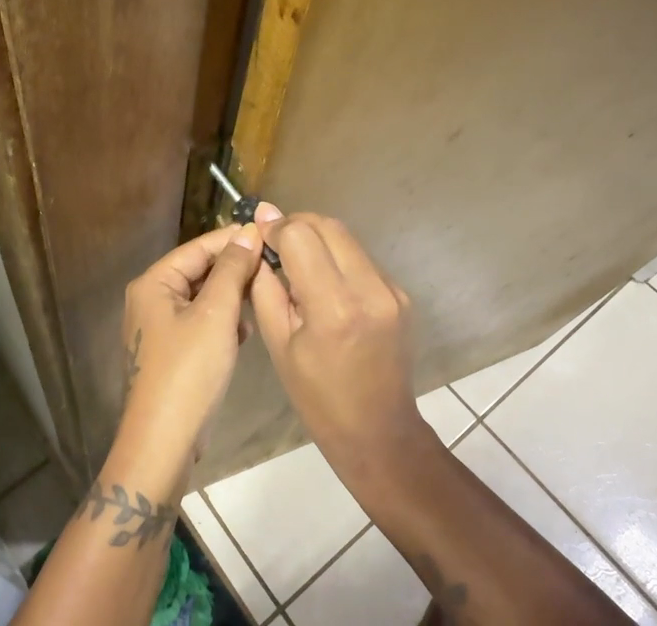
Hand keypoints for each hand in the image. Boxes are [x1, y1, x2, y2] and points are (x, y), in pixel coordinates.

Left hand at [114, 224, 264, 473]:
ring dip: (232, 298)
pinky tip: (246, 332)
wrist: (165, 440)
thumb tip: (248, 233)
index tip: (269, 235)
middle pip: (198, 272)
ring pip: (202, 299)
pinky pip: (201, 324)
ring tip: (263, 299)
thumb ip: (232, 270)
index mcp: (153, 283)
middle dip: (234, 271)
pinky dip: (223, 323)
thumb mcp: (216, 314)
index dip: (232, 240)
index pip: (197, 247)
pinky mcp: (172, 353)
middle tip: (274, 268)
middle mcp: (150, 300)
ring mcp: (159, 328)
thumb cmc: (189, 370)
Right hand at [249, 206, 423, 461]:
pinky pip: (360, 258)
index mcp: (333, 308)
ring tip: (294, 262)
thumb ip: (264, 286)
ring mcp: (390, 291)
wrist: (378, 432)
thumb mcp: (277, 343)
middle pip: (327, 226)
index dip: (275, 228)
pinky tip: (321, 282)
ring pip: (346, 238)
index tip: (258, 236)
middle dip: (295, 225)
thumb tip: (256, 240)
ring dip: (316, 238)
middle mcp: (369, 290)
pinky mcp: (400, 295)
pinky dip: (335, 257)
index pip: (300, 235)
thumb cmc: (317, 397)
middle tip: (273, 243)